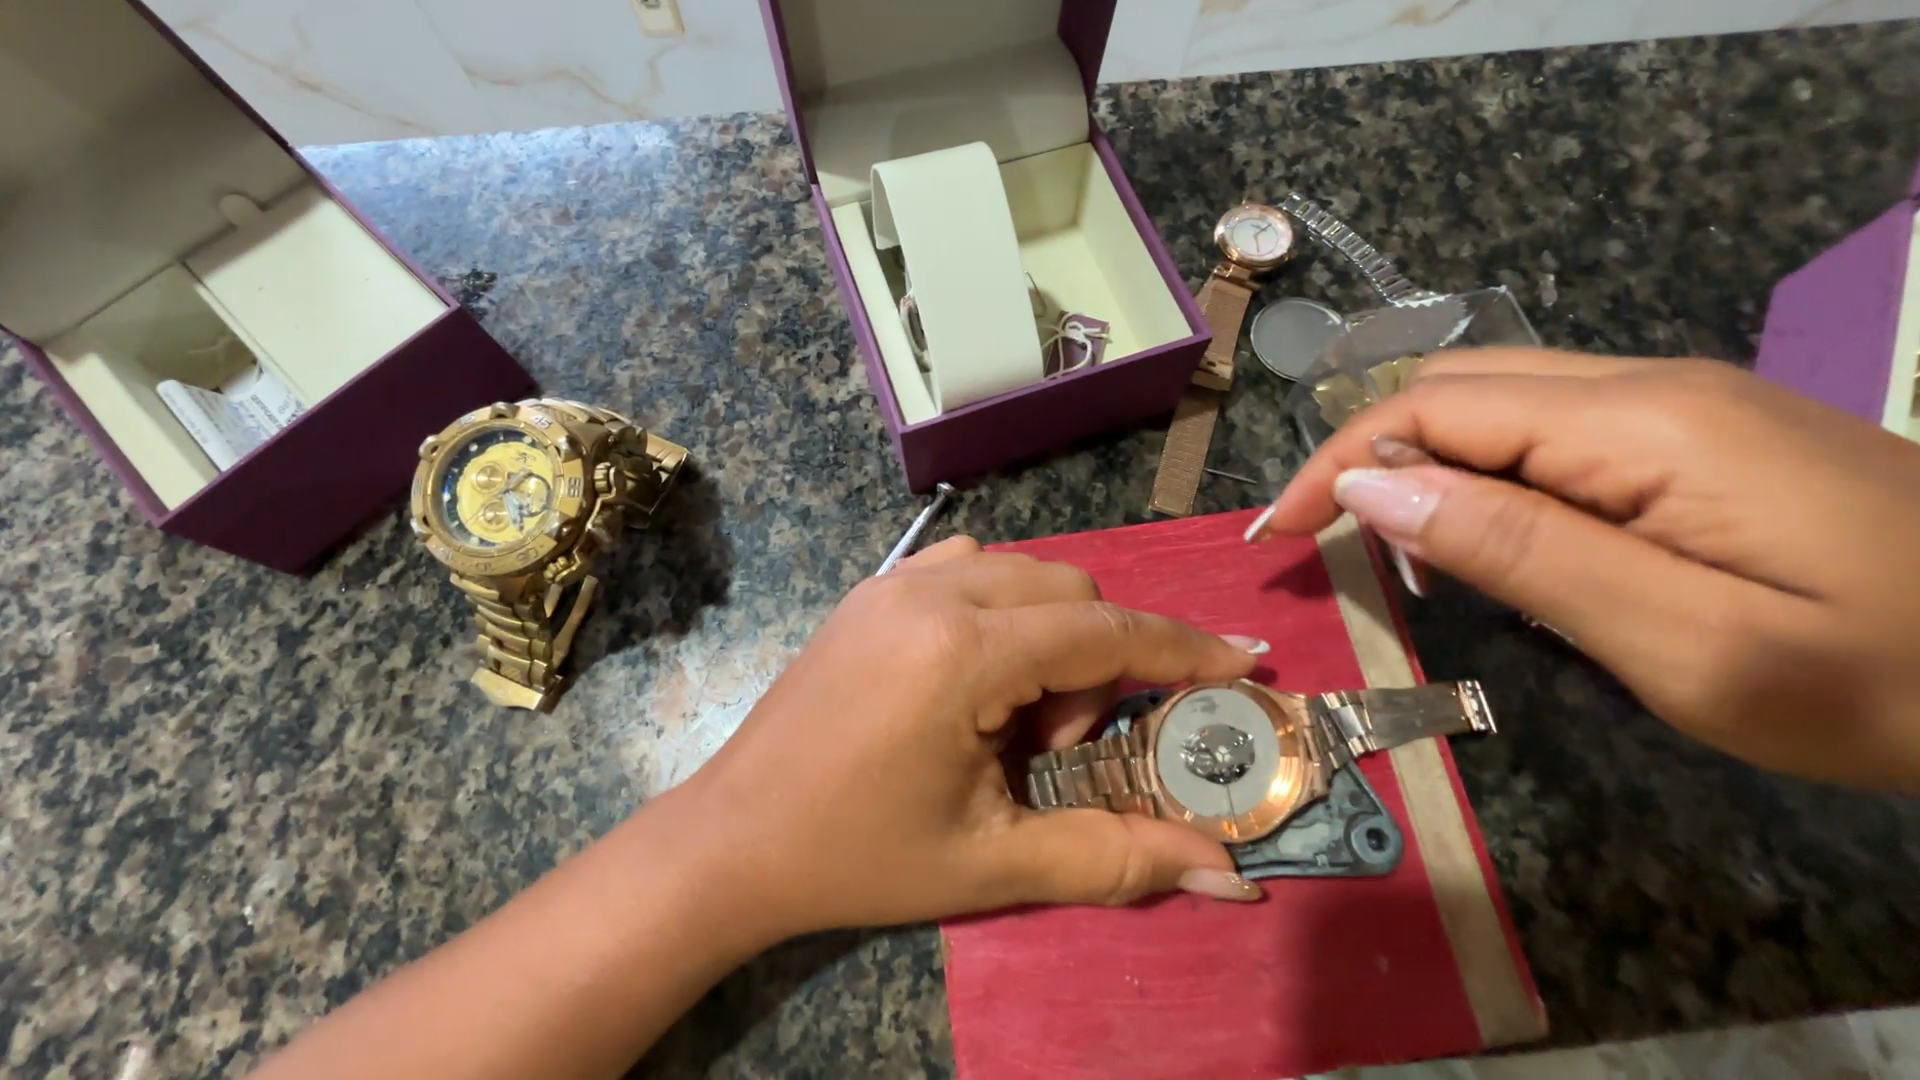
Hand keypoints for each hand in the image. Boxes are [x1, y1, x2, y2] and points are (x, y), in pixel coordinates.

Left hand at [681, 536, 1267, 940]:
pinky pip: (970, 571)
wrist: (733, 838)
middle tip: (1053, 749)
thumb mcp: (991, 864)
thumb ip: (1114, 857)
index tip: (1242, 660)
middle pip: (1070, 593)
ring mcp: (894, 581)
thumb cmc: (860, 857)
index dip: (1181, 648)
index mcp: (962, 653)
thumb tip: (1225, 870)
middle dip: (1094, 665)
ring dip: (1047, 635)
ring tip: (1008, 716)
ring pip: (1024, 575)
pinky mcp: (871, 588)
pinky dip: (1001, 611)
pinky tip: (973, 676)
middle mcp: (931, 593)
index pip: (1104, 632)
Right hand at [1256, 349, 1919, 790]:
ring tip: (1392, 549)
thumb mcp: (1684, 641)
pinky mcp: (1694, 436)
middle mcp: (1647, 386)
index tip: (1276, 534)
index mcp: (1638, 424)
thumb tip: (1373, 485)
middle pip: (1452, 389)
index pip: (1431, 411)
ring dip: (1416, 464)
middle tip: (1319, 541)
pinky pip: (1544, 430)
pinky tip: (1482, 535)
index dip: (1336, 464)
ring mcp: (1677, 405)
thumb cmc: (1892, 680)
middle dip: (1362, 455)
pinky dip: (1476, 473)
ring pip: (1494, 403)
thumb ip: (1516, 549)